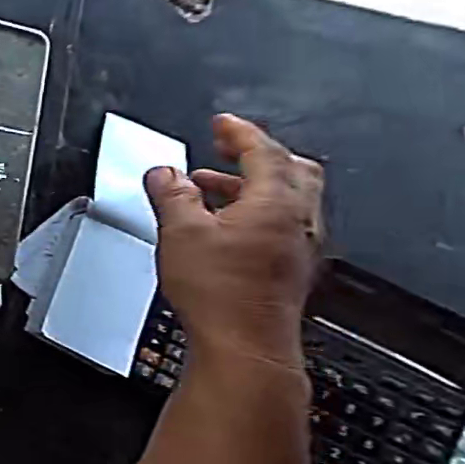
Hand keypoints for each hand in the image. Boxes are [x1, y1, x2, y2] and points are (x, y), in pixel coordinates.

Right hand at [144, 114, 324, 360]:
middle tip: (228, 147)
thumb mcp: (180, 232)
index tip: (225, 123)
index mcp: (276, 204)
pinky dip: (253, 209)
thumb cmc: (222, 291)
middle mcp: (298, 221)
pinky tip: (223, 222)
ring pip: (286, 198)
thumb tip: (166, 174)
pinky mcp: (289, 265)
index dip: (242, 133)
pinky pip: (279, 222)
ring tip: (210, 186)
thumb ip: (172, 195)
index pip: (265, 153)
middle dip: (258, 154)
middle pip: (293, 171)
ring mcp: (298, 244)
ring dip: (250, 183)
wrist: (243, 340)